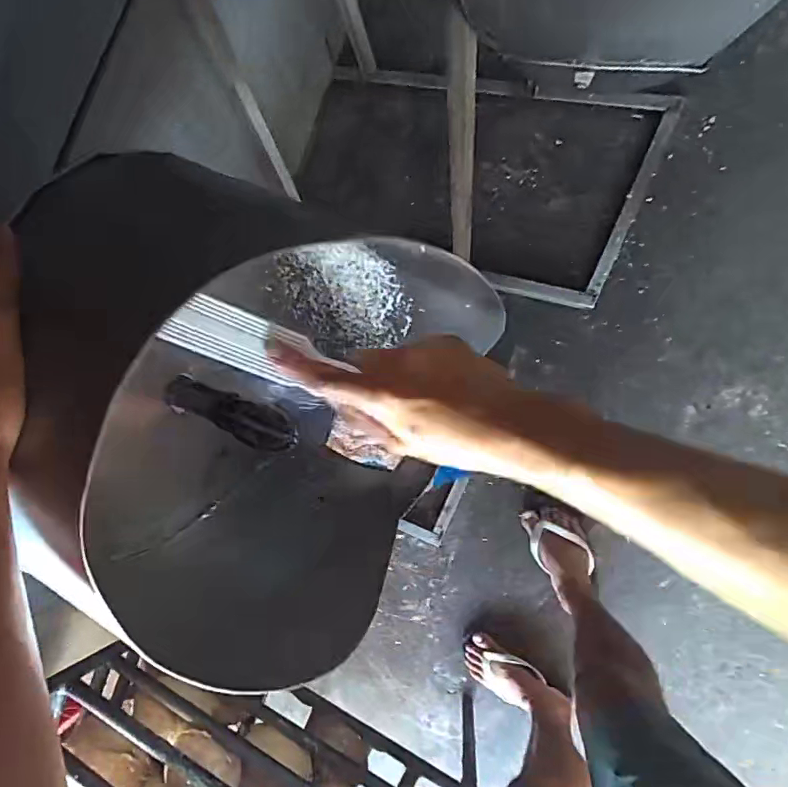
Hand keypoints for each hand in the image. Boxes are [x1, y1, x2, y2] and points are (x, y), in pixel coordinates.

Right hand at [273, 335, 577, 476]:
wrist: (512, 423)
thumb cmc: (458, 444)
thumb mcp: (406, 444)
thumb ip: (372, 425)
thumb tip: (350, 411)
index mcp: (383, 395)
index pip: (329, 379)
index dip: (299, 366)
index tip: (275, 350)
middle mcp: (397, 364)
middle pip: (362, 365)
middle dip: (365, 381)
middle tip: (384, 408)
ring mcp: (423, 349)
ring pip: (391, 359)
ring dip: (396, 376)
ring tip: (425, 402)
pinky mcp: (444, 342)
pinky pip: (418, 353)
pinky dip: (421, 368)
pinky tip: (444, 389)